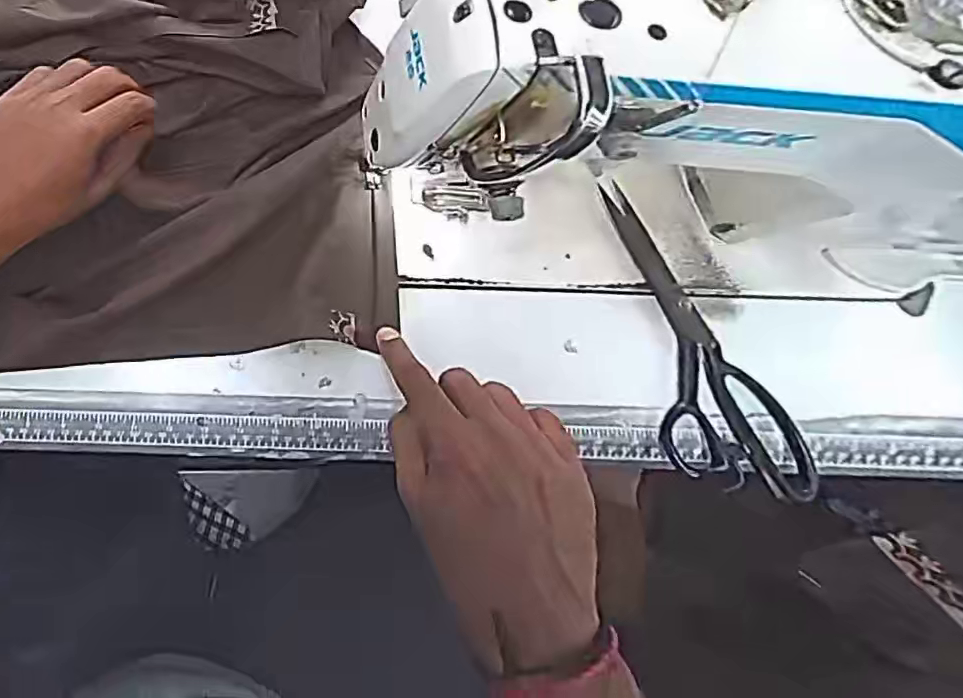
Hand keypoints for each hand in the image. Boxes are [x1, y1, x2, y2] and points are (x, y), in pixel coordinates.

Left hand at [0, 60, 154, 288]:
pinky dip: (62, 78)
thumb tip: (142, 130)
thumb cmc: (40, 209)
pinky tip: (64, 97)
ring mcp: (32, 99)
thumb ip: (125, 155)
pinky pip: (45, 72)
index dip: (146, 106)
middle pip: (109, 76)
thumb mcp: (95, 190)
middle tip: (130, 102)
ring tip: (98, 97)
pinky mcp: (11, 98)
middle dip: (128, 86)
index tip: (147, 114)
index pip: (130, 102)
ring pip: (78, 66)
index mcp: (84, 134)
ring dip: (96, 78)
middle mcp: (59, 108)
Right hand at [378, 328, 599, 675]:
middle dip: (442, 396)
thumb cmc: (475, 572)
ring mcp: (538, 449)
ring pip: (498, 393)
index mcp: (454, 448)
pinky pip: (540, 415)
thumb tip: (406, 415)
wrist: (536, 620)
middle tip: (441, 428)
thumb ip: (406, 446)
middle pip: (458, 380)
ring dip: (480, 408)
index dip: (400, 357)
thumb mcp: (418, 506)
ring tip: (479, 447)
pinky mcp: (570, 464)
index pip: (418, 382)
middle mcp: (497, 439)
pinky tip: (514, 451)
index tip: (392, 342)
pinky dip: (522, 424)